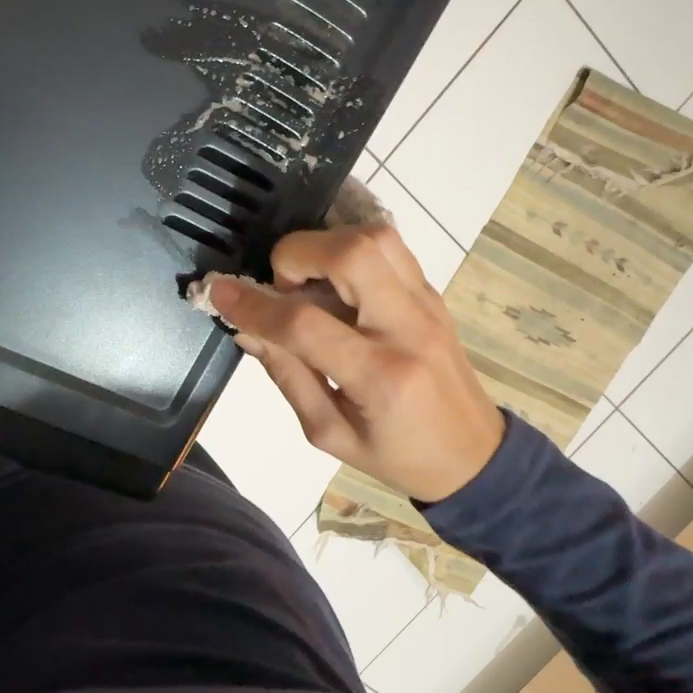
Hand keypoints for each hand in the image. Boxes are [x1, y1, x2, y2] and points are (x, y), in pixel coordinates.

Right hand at [208, 224, 504, 502]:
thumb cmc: (394, 454)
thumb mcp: (328, 432)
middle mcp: (408, 328)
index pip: (306, 324)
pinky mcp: (432, 293)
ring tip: (305, 282)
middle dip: (298, 255)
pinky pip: (389, 248)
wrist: (473, 454)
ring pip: (376, 237)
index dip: (254, 305)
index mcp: (380, 376)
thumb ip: (287, 376)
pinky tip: (329, 281)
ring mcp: (427, 304)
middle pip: (354, 254)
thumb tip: (247, 330)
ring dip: (326, 246)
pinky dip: (347, 250)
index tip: (219, 294)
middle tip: (280, 287)